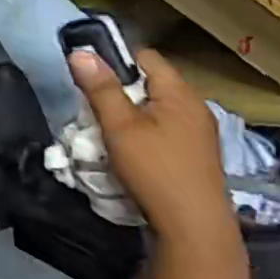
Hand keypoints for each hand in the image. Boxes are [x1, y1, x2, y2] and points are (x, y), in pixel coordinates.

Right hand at [68, 47, 234, 244]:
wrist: (194, 226)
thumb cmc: (155, 169)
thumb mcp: (119, 126)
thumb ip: (101, 89)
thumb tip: (80, 52)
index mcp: (180, 93)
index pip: (146, 56)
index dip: (115, 59)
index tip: (88, 75)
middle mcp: (195, 107)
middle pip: (150, 83)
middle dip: (120, 90)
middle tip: (92, 106)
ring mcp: (199, 132)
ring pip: (156, 108)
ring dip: (130, 114)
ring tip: (107, 129)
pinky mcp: (196, 154)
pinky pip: (165, 129)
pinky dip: (144, 132)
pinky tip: (130, 150)